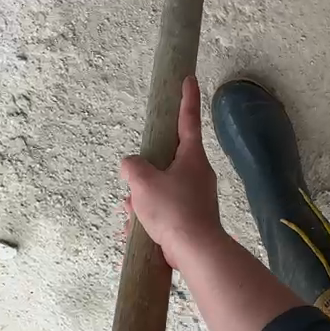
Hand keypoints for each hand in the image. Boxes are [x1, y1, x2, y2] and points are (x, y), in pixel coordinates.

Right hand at [120, 76, 223, 269]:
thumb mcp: (143, 183)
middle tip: (133, 184)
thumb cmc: (173, 210)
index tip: (189, 79)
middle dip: (146, 171)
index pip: (188, 119)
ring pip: (164, 187)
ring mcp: (198, 196)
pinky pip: (167, 209)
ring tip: (130, 213)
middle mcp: (199, 172)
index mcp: (191, 156)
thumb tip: (131, 166)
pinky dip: (149, 216)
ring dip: (144, 197)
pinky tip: (135, 230)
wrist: (196, 251)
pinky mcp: (194, 217)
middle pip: (168, 160)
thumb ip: (133, 168)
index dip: (187, 97)